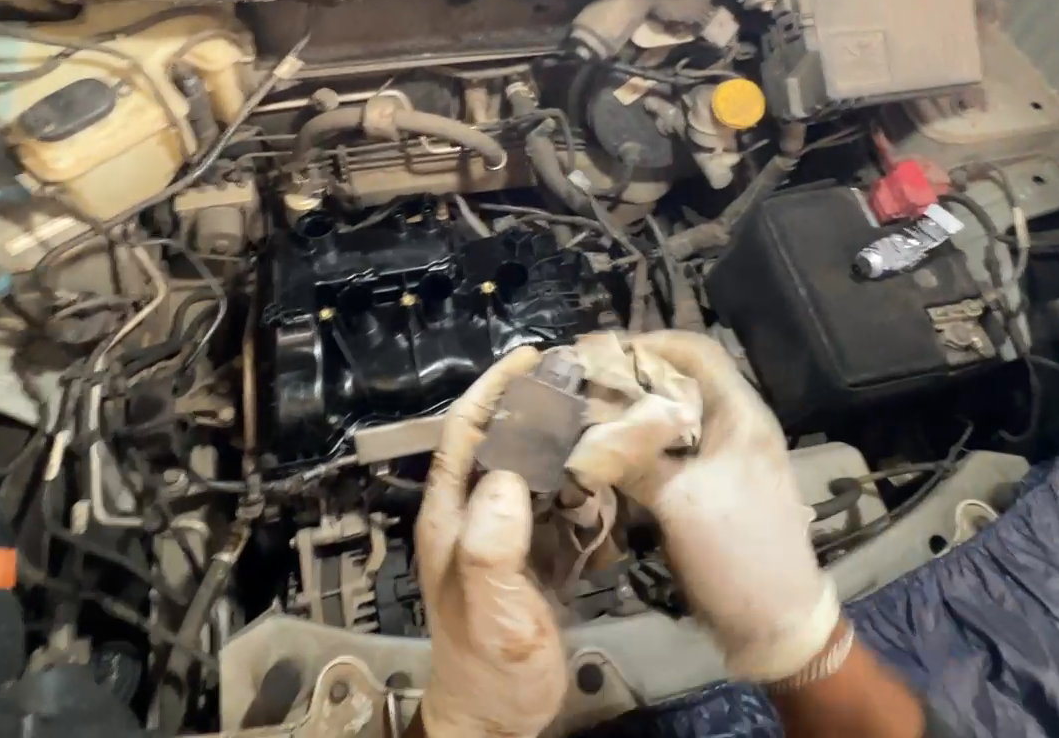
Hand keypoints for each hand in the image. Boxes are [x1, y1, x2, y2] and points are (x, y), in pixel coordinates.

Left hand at [416, 346, 567, 737]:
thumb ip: (490, 546)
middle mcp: (476, 511)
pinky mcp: (532, 551)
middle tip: (583, 385)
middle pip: (504, 440)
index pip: (465, 432)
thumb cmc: (487, 665)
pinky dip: (582, 491)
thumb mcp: (488, 608)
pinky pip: (558, 505)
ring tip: (603, 426)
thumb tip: (508, 475)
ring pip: (535, 469)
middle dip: (539, 409)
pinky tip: (605, 486)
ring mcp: (505, 530)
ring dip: (566, 448)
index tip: (528, 357)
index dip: (492, 389)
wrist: (499, 718)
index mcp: (452, 513)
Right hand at [565, 331, 838, 683]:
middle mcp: (736, 425)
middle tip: (586, 386)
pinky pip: (673, 448)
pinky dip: (642, 444)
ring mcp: (726, 456)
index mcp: (741, 414)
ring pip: (675, 415)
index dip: (651, 343)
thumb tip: (584, 426)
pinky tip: (611, 453)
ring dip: (635, 412)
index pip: (697, 352)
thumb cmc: (737, 553)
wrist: (778, 627)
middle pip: (682, 381)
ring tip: (591, 416)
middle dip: (634, 378)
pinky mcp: (713, 483)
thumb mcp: (680, 501)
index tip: (602, 355)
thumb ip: (633, 456)